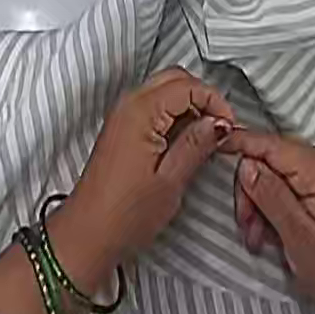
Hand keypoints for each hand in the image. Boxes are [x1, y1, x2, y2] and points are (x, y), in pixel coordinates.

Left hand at [47, 68, 236, 295]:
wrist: (86, 235)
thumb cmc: (124, 215)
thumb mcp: (170, 181)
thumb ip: (197, 144)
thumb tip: (220, 122)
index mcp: (141, 110)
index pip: (187, 85)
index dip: (214, 101)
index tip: (228, 125)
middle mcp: (129, 103)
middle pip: (175, 77)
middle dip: (202, 96)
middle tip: (219, 126)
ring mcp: (123, 112)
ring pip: (164, 87)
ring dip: (187, 103)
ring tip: (204, 136)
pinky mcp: (121, 125)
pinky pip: (153, 102)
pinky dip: (173, 112)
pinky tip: (183, 139)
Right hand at [221, 130, 314, 313]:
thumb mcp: (300, 237)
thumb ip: (272, 196)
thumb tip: (246, 165)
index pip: (267, 143)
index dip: (238, 143)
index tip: (213, 147)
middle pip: (264, 158)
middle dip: (248, 190)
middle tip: (247, 223)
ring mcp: (314, 173)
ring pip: (267, 173)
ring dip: (255, 202)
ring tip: (258, 236)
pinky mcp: (310, 186)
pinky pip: (277, 184)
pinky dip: (267, 206)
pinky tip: (268, 231)